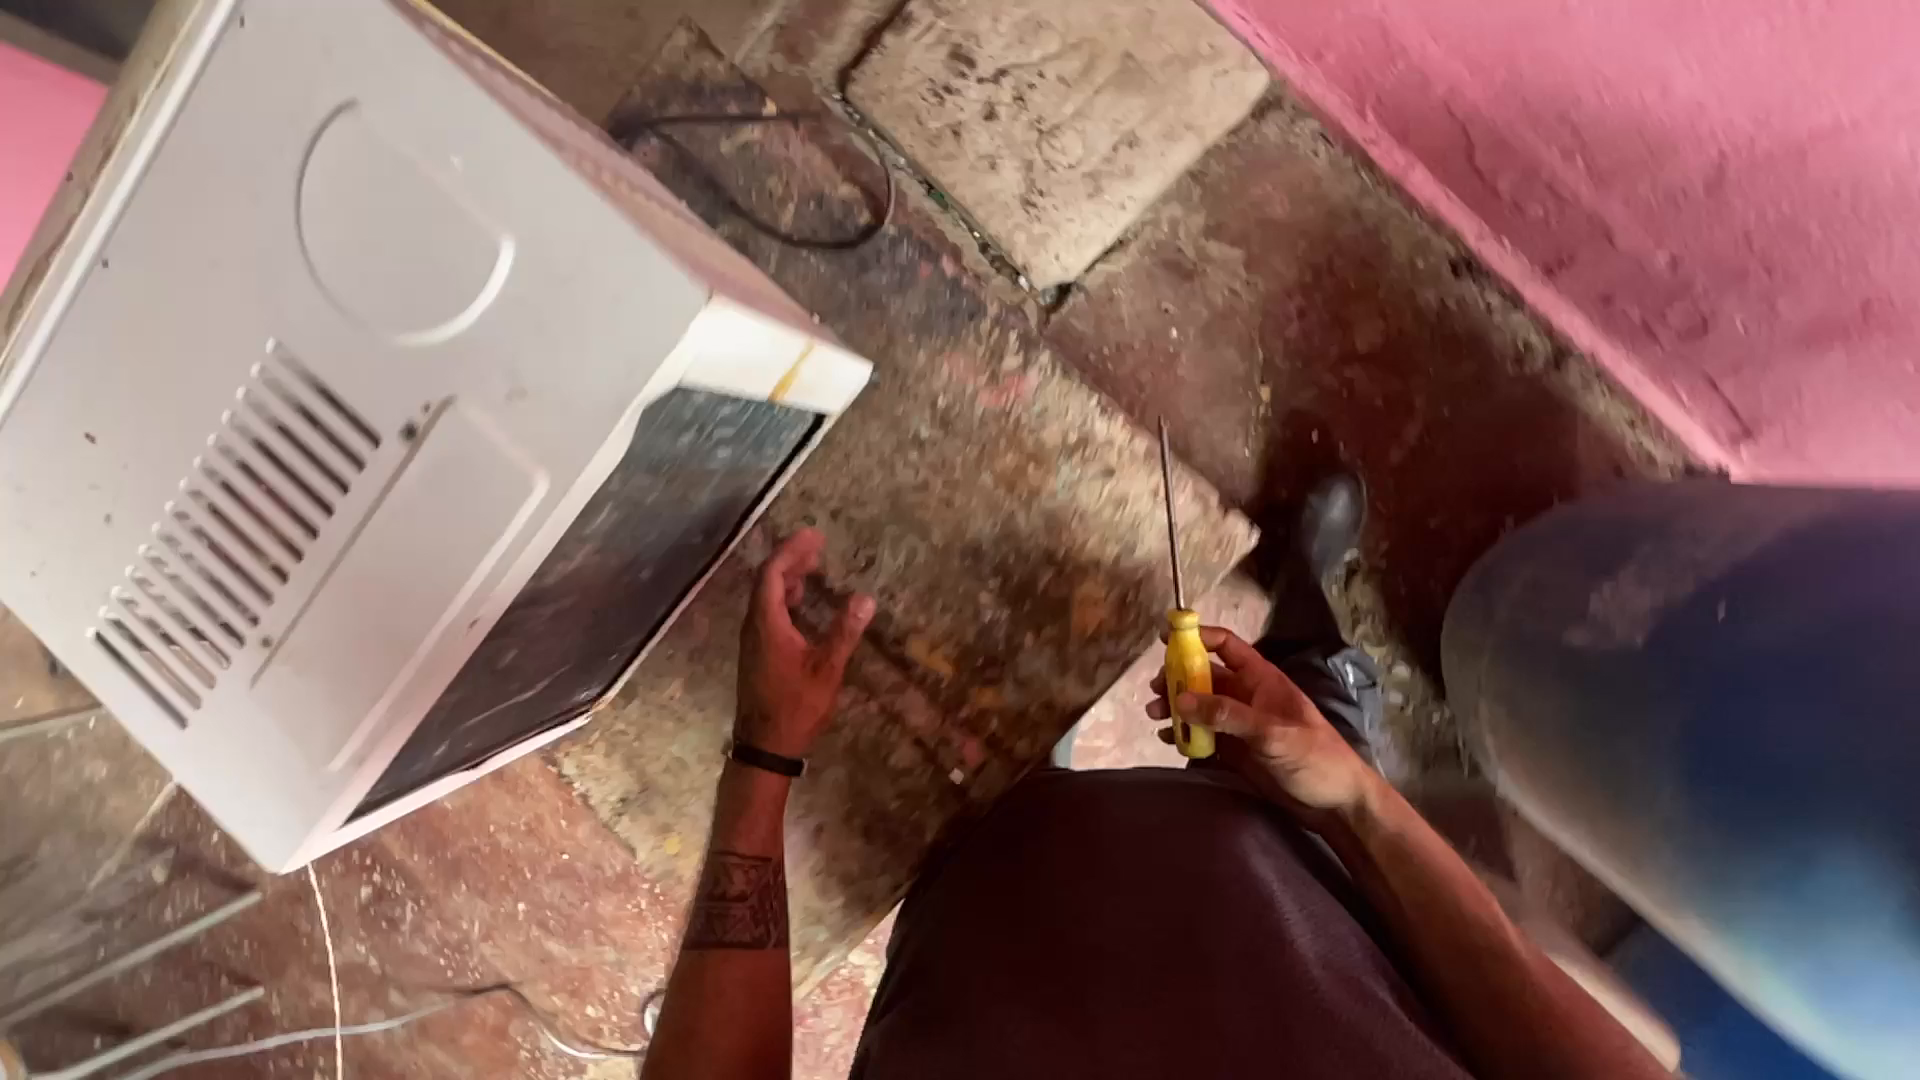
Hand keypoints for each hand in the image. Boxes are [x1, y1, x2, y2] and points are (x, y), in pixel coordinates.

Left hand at [736, 528, 874, 759]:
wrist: (764, 746)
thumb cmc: (796, 706)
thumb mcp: (826, 669)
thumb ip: (844, 632)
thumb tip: (865, 598)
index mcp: (767, 623)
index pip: (773, 574)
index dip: (792, 551)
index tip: (814, 535)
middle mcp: (754, 626)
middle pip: (768, 581)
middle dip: (792, 559)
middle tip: (818, 545)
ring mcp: (753, 641)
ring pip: (767, 597)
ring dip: (789, 578)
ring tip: (814, 566)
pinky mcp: (758, 653)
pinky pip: (769, 612)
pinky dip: (787, 598)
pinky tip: (805, 603)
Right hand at [1148, 626, 1379, 823]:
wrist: (1337, 805)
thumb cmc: (1315, 758)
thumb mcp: (1271, 733)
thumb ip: (1226, 715)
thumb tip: (1180, 700)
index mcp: (1261, 679)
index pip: (1226, 645)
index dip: (1197, 637)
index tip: (1166, 637)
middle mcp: (1246, 695)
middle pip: (1204, 674)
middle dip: (1177, 677)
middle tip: (1155, 690)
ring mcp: (1238, 723)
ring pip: (1199, 704)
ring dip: (1175, 706)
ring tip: (1154, 715)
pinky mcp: (1233, 748)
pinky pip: (1201, 733)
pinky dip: (1183, 732)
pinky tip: (1168, 739)